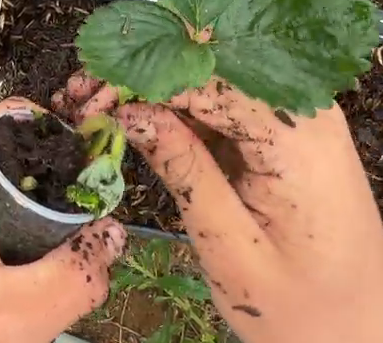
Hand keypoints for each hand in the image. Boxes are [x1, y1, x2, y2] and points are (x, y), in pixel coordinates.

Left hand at [0, 98, 126, 342]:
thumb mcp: (13, 312)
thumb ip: (74, 273)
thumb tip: (116, 233)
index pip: (15, 114)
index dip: (61, 137)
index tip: (96, 175)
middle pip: (8, 146)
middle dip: (50, 181)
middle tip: (84, 223)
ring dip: (30, 208)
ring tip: (60, 249)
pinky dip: (7, 225)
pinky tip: (24, 266)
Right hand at [59, 75, 382, 342]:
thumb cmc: (304, 316)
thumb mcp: (230, 248)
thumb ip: (182, 168)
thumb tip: (127, 108)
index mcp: (296, 132)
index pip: (200, 76)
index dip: (135, 81)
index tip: (83, 102)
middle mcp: (299, 104)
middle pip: (202, 66)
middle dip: (135, 75)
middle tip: (78, 98)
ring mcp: (293, 114)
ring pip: (206, 80)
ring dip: (149, 89)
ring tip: (95, 106)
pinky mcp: (282, 130)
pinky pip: (219, 104)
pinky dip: (174, 109)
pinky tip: (135, 117)